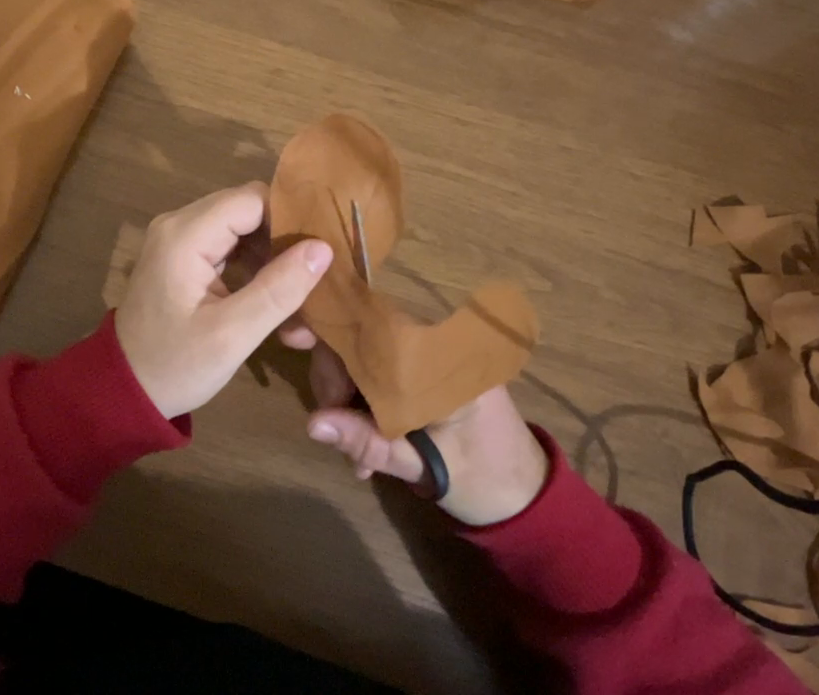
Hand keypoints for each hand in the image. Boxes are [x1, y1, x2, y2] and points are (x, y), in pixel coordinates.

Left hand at [115, 183, 333, 418]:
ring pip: (242, 228)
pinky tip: (277, 302)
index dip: (290, 218)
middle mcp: (178, 224)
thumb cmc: (175, 365)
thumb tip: (323, 247)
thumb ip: (278, 290)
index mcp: (184, 235)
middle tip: (316, 278)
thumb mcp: (232, 334)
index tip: (323, 251)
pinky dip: (254, 268)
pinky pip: (229, 246)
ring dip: (272, 258)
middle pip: (247, 210)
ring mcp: (178, 239)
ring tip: (301, 298)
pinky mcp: (183, 257)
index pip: (252, 199)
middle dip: (284, 240)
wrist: (124, 389)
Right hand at [282, 328, 548, 526]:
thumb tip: (312, 422)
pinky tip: (361, 442)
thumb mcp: (424, 467)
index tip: (291, 338)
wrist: (527, 496)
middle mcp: (436, 342)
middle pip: (360, 335)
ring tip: (355, 454)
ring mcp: (427, 355)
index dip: (330, 323)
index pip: (375, 321)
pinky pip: (373, 369)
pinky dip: (357, 399)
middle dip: (333, 376)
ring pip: (359, 353)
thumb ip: (369, 441)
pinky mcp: (419, 370)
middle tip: (329, 426)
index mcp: (446, 355)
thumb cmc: (486, 480)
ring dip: (343, 394)